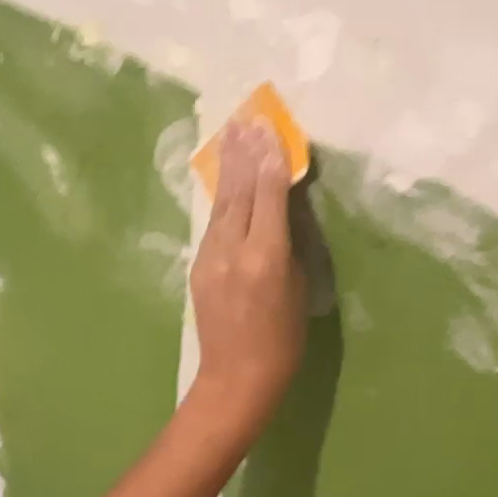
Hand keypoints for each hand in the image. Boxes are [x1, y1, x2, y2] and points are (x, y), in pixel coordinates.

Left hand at [186, 120, 306, 436]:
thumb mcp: (299, 290)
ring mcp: (210, 257)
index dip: (271, 160)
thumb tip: (280, 215)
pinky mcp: (198, 268)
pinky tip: (225, 182)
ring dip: (228, 168)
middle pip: (239, 191)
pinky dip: (222, 199)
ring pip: (222, 204)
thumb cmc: (282, 341)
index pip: (269, 194)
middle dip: (244, 153)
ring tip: (232, 136)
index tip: (270, 129)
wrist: (236, 377)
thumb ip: (288, 247)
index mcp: (265, 256)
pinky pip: (214, 224)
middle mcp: (232, 249)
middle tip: (247, 119)